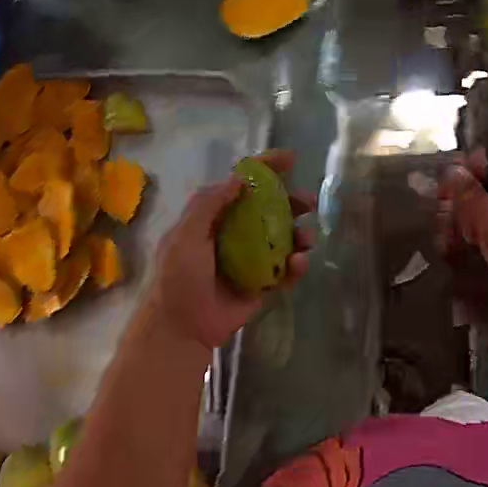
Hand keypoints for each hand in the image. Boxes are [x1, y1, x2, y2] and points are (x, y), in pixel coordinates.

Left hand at [148, 150, 315, 349]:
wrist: (182, 327)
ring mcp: (250, 261)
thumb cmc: (179, 277)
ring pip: (282, 239)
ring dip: (299, 234)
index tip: (290, 159)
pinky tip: (299, 263)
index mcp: (214, 219)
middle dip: (291, 202)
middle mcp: (234, 235)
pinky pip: (285, 271)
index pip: (241, 186)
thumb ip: (209, 204)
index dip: (264, 169)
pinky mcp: (262, 285)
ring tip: (307, 238)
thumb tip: (240, 179)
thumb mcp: (186, 235)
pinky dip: (296, 265)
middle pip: (268, 211)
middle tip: (308, 201)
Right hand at [446, 160, 487, 316]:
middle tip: (447, 225)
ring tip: (454, 240)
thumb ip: (472, 198)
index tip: (442, 198)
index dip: (459, 176)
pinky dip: (474, 229)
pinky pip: (487, 219)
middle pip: (479, 183)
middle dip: (459, 202)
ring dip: (463, 219)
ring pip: (480, 203)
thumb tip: (452, 170)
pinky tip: (465, 245)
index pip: (482, 163)